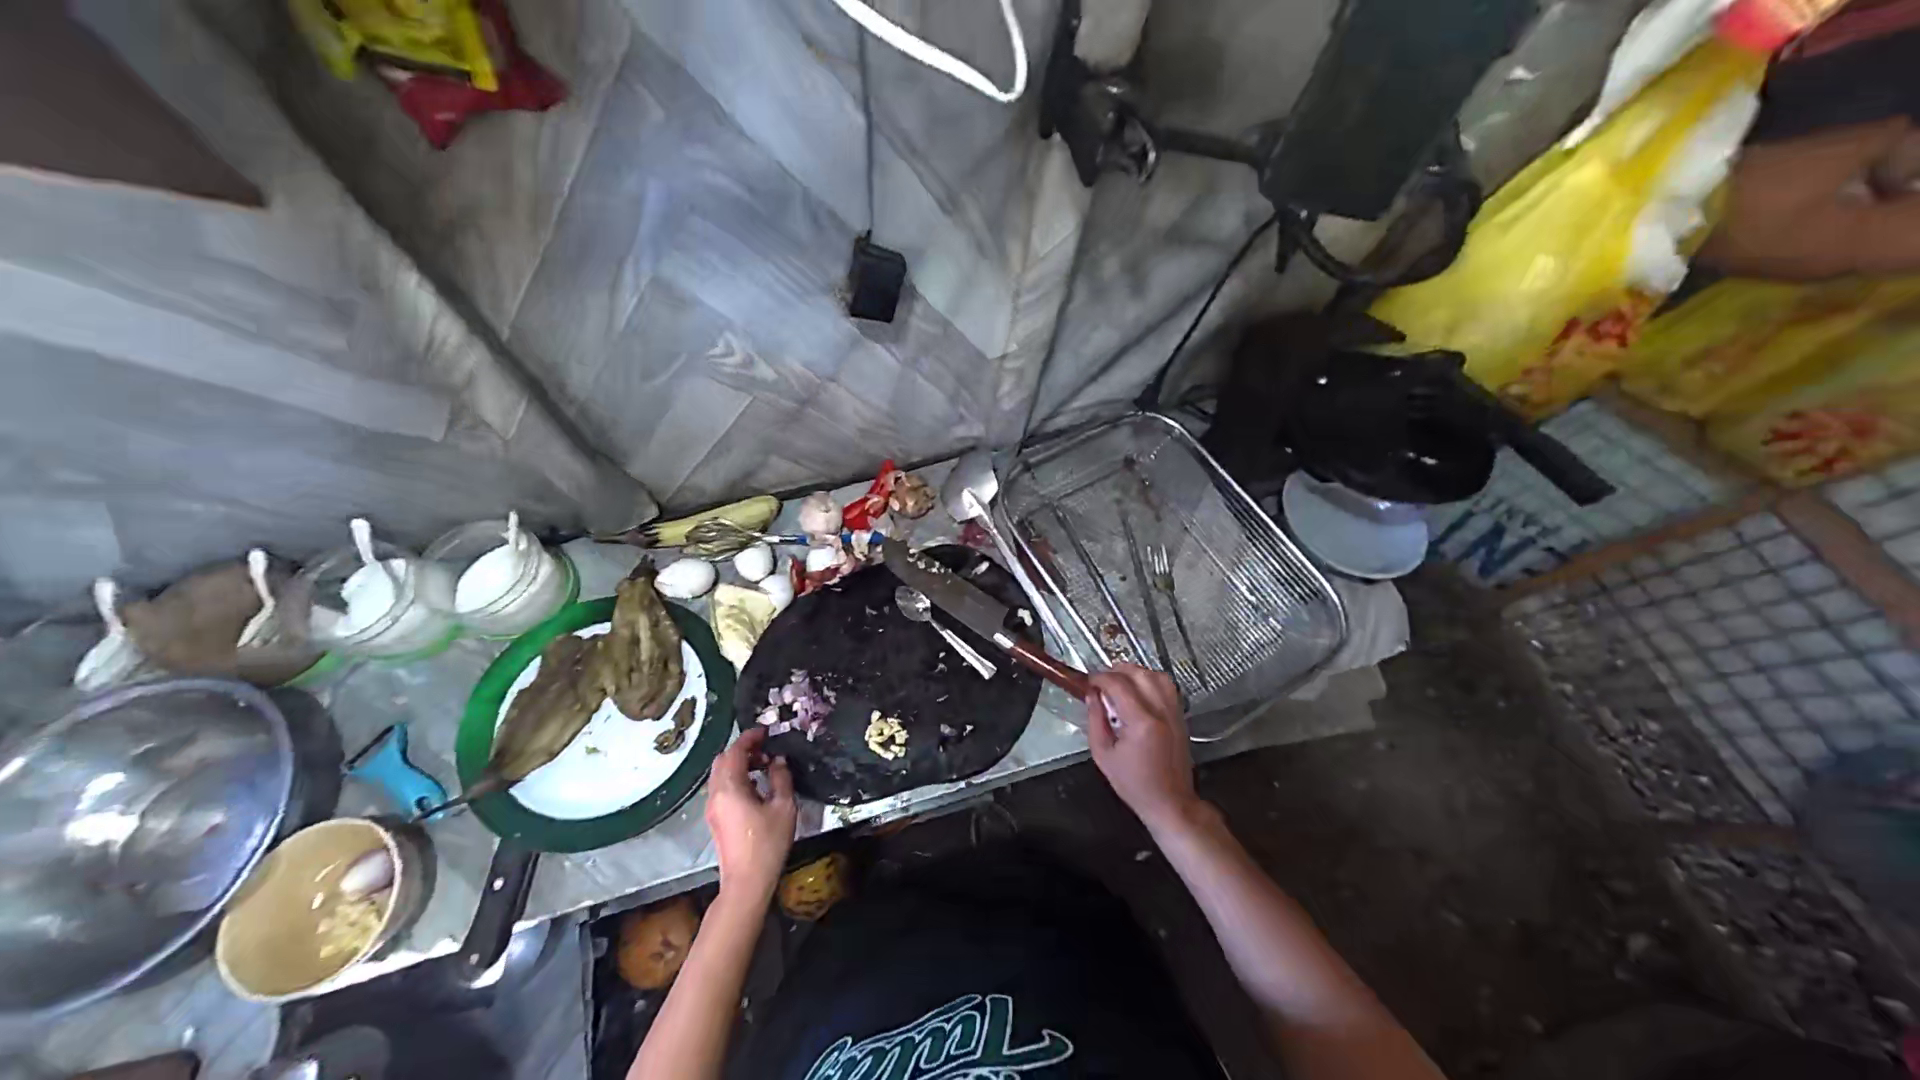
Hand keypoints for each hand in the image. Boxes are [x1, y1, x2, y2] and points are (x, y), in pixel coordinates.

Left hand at [706, 728, 796, 902]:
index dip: (750, 738)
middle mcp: (715, 794)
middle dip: (743, 750)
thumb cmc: (768, 843)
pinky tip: (756, 787)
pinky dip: (736, 778)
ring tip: (764, 766)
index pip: (735, 751)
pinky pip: (722, 788)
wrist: (746, 883)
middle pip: (722, 760)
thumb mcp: (784, 807)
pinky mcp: (715, 819)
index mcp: (730, 788)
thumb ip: (781, 778)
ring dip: (739, 764)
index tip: (766, 731)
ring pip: (720, 774)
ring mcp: (712, 808)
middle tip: (766, 749)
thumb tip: (778, 761)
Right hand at [1086, 664, 1202, 831]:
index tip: (1090, 682)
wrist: (1170, 802)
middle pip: (1140, 674)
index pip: (1118, 684)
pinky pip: (1168, 687)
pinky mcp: (1180, 717)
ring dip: (1136, 672)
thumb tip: (1092, 696)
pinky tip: (1139, 690)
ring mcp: (1174, 713)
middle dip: (1117, 671)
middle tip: (1102, 680)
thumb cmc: (1135, 784)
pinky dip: (1151, 681)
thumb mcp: (1103, 754)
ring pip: (1157, 676)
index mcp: (1141, 723)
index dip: (1100, 678)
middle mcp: (1161, 713)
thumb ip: (1095, 720)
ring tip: (1120, 681)